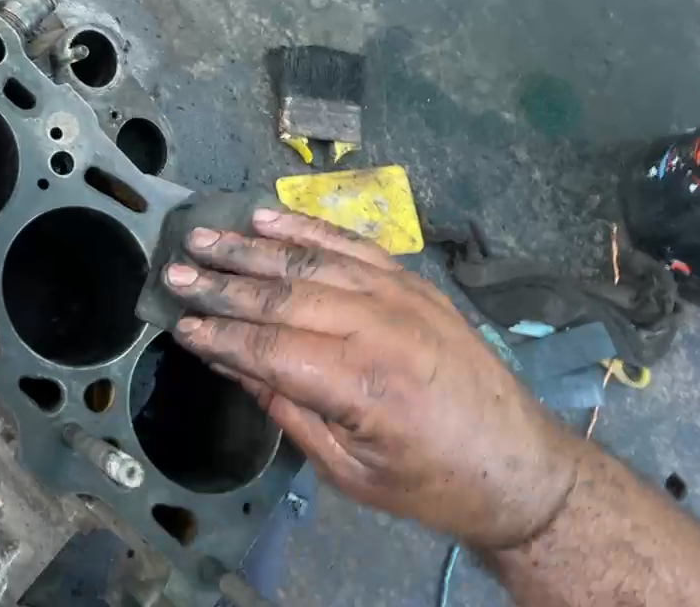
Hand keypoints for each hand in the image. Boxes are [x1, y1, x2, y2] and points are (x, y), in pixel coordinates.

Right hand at [162, 209, 579, 550]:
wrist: (525, 469)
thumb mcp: (349, 468)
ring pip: (308, 260)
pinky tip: (265, 216)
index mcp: (367, 387)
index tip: (180, 324)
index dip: (220, 337)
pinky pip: (348, 243)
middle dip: (221, 285)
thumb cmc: (431, 483)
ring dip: (249, 247)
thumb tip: (225, 361)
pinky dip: (303, 227)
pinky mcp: (411, 280)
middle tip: (174, 272)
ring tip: (202, 237)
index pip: (271, 349)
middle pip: (281, 295)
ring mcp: (400, 295)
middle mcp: (381, 328)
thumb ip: (285, 408)